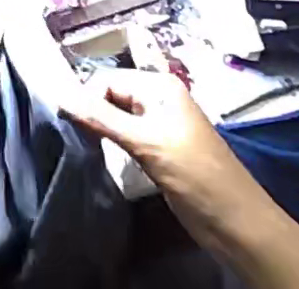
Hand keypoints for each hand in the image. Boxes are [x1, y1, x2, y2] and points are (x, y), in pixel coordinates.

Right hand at [65, 70, 298, 288]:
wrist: (235, 221)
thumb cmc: (194, 174)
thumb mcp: (146, 143)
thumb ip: (103, 118)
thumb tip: (63, 95)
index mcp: (159, 85)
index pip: (109, 78)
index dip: (87, 97)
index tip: (68, 123)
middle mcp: (159, 98)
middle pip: (113, 94)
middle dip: (93, 111)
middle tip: (75, 138)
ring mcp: (161, 124)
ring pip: (119, 116)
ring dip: (102, 129)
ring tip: (85, 147)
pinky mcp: (161, 149)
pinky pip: (128, 136)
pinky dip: (114, 143)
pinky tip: (104, 157)